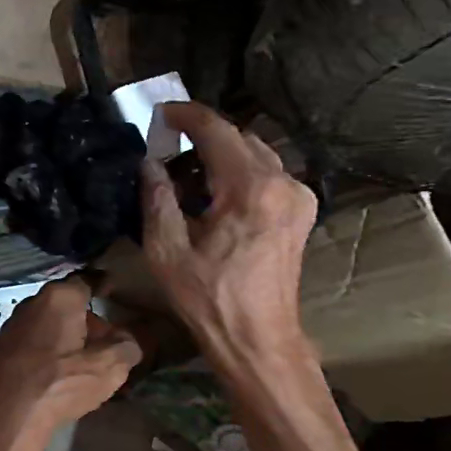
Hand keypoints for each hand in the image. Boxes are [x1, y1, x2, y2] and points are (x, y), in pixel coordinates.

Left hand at [0, 278, 139, 450]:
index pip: (88, 280)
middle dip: (85, 317)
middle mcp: (32, 302)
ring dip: (64, 334)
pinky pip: (31, 340)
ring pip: (47, 322)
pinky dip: (45, 349)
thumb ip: (127, 346)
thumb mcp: (108, 367)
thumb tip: (130, 339)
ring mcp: (12, 323)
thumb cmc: (60, 382)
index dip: (104, 285)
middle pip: (66, 303)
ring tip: (81, 358)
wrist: (5, 411)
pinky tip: (54, 371)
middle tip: (104, 339)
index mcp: (60, 297)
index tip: (113, 291)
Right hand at [141, 103, 318, 376]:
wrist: (258, 337)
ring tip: (187, 172)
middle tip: (166, 146)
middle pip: (239, 137)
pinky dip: (239, 170)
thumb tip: (149, 164)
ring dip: (221, 153)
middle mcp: (282, 183)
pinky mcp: (301, 211)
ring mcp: (298, 196)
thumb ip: (156, 199)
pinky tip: (215, 192)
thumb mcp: (167, 249)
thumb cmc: (209, 298)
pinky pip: (268, 173)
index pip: (217, 130)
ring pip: (256, 153)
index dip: (186, 115)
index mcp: (250, 189)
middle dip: (202, 135)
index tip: (160, 112)